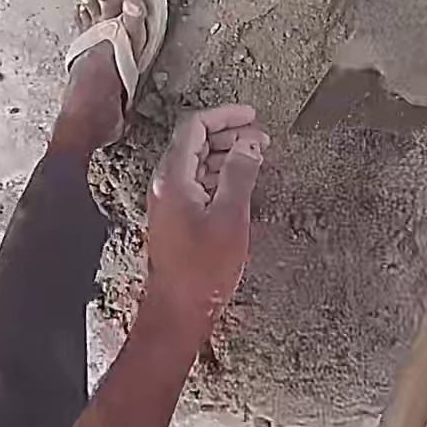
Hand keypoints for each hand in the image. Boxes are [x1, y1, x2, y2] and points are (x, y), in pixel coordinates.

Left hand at [142, 105, 268, 331]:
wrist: (177, 310)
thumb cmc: (202, 269)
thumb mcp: (230, 217)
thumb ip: (240, 174)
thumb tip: (251, 144)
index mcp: (173, 177)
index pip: (195, 127)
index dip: (225, 116)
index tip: (252, 116)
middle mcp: (166, 182)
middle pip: (195, 141)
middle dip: (229, 133)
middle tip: (260, 137)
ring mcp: (169, 199)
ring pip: (198, 160)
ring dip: (226, 152)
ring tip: (256, 155)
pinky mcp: (176, 215)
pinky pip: (197, 180)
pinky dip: (220, 173)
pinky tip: (240, 180)